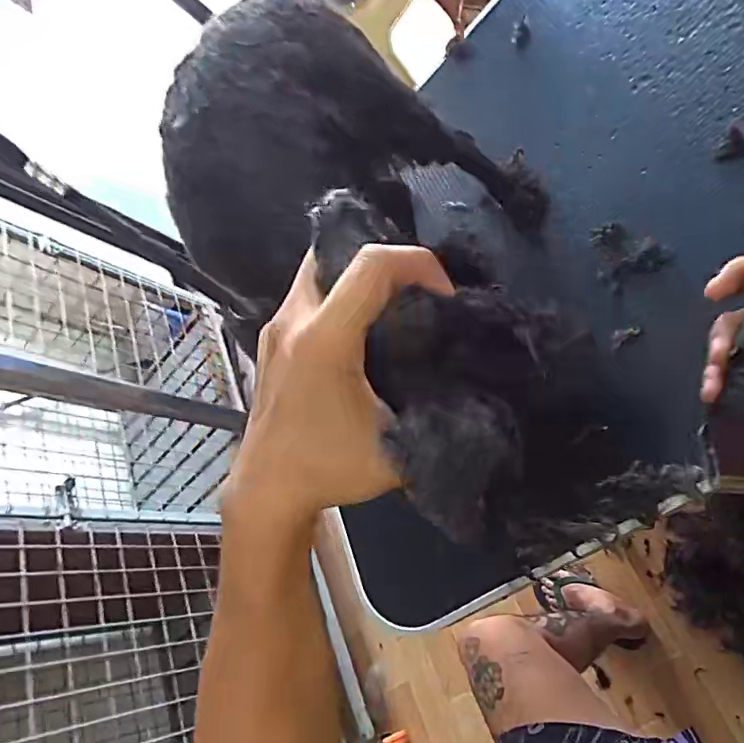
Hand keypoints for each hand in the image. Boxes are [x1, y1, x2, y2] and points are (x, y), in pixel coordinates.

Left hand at [224, 244, 454, 529]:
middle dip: (389, 263)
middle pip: (339, 252)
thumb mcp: (398, 451)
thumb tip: (474, 397)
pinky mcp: (273, 339)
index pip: (372, 266)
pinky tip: (369, 328)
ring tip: (400, 307)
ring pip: (321, 269)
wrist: (269, 490)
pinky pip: (312, 293)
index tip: (446, 296)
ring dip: (363, 277)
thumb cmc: (330, 470)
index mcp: (325, 341)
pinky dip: (344, 294)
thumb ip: (438, 421)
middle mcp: (294, 321)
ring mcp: (277, 327)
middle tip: (422, 294)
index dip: (419, 264)